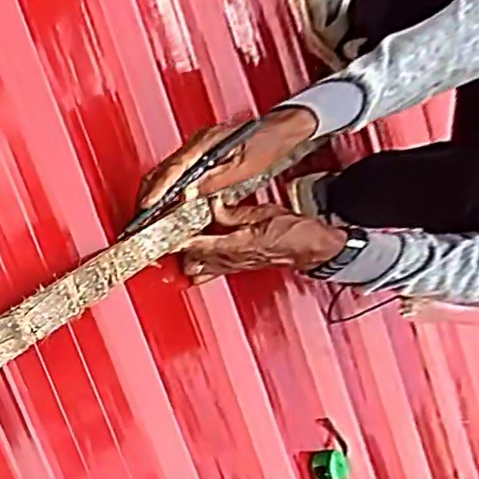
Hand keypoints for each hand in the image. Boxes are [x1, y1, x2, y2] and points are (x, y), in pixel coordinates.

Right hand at [136, 108, 316, 211]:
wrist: (282, 129)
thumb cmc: (267, 143)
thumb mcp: (243, 167)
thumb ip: (214, 180)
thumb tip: (188, 194)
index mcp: (206, 143)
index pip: (174, 168)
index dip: (159, 189)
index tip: (148, 205)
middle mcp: (198, 143)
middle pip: (162, 169)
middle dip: (148, 193)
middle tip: (141, 214)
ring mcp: (196, 148)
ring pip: (164, 171)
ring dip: (153, 192)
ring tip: (147, 212)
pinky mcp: (197, 156)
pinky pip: (173, 172)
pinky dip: (164, 188)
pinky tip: (163, 201)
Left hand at [174, 202, 346, 283]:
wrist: (311, 249)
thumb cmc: (294, 232)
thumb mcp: (264, 213)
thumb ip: (234, 213)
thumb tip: (213, 205)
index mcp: (236, 245)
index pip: (198, 246)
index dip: (180, 242)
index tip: (167, 237)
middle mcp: (229, 261)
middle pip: (191, 262)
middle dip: (180, 252)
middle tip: (172, 237)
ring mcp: (230, 268)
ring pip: (197, 271)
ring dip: (187, 260)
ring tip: (181, 246)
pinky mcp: (234, 270)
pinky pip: (209, 273)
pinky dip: (198, 267)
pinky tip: (195, 257)